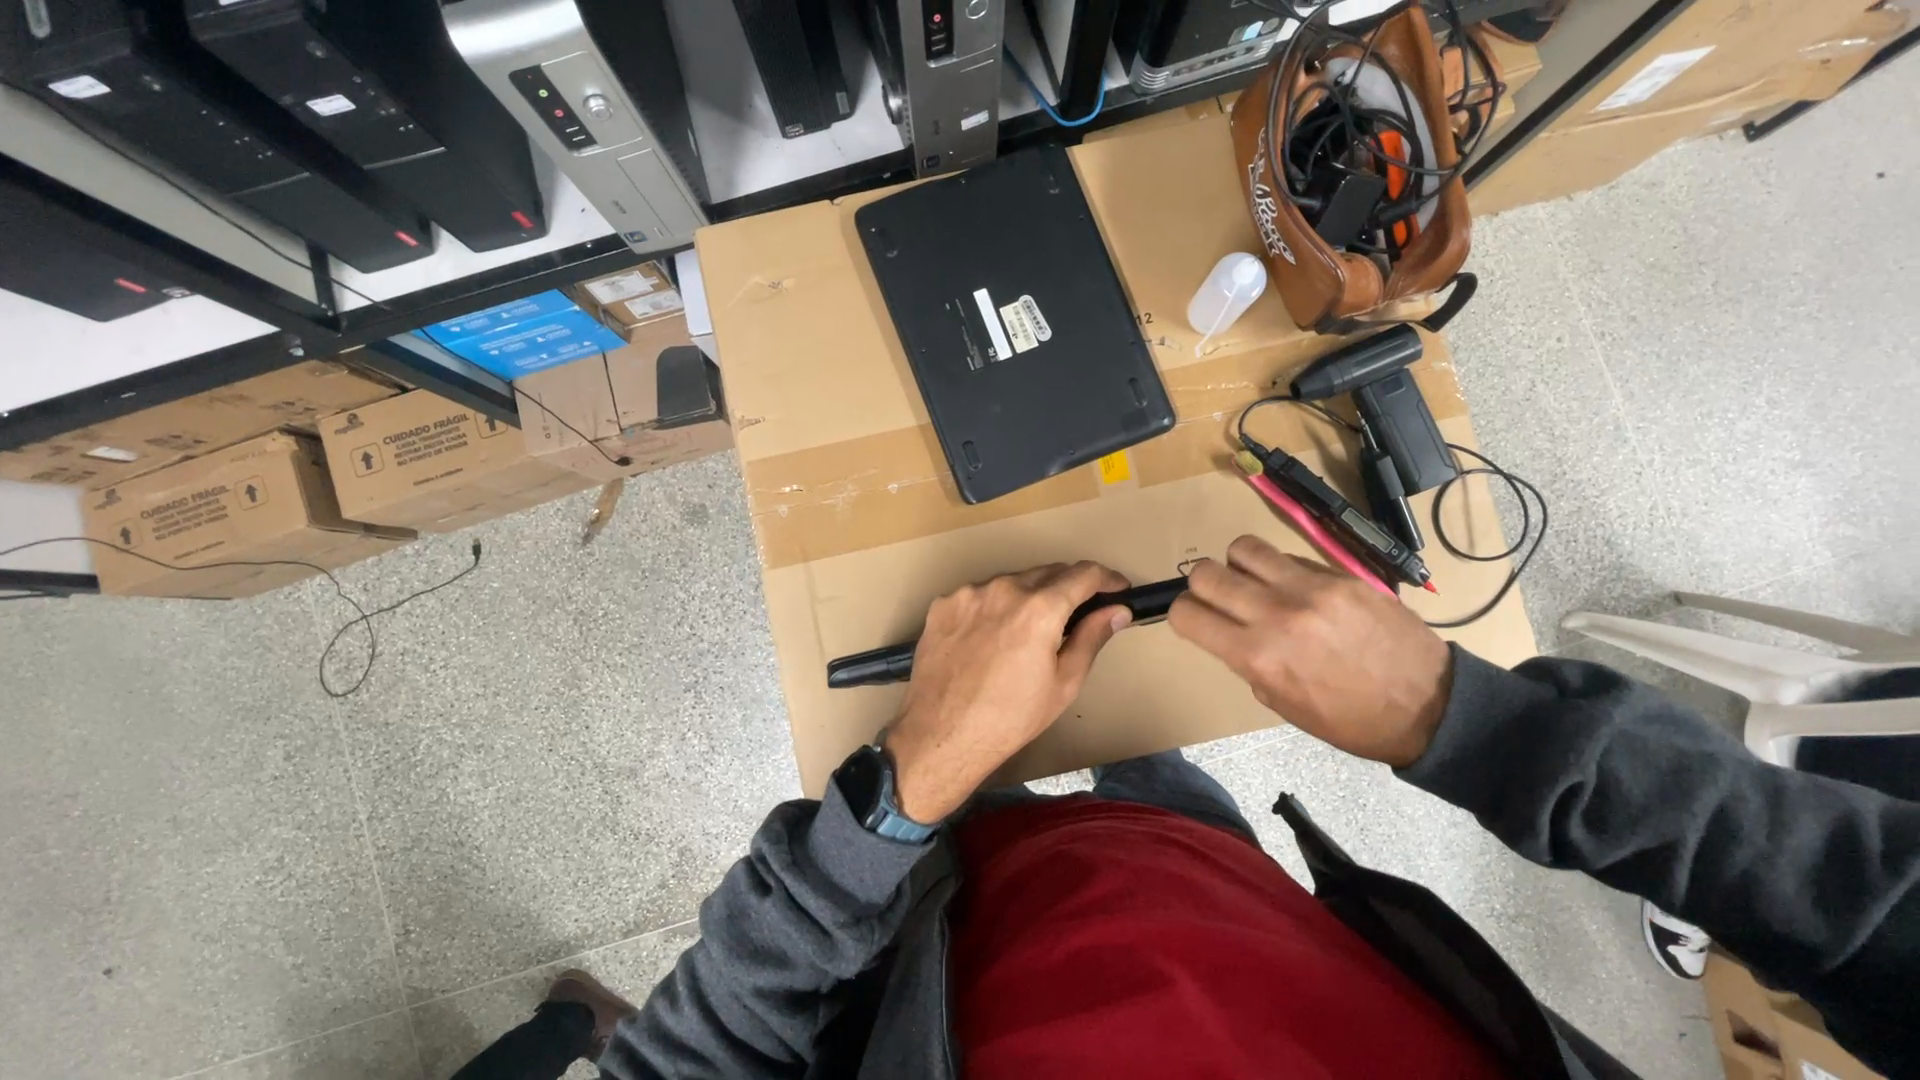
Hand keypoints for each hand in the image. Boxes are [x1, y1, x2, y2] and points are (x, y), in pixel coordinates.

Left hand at [887, 562, 1131, 821]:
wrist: (942, 735)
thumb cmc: (1009, 718)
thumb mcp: (1063, 683)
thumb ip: (1092, 638)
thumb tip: (1117, 611)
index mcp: (1039, 609)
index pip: (1083, 574)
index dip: (1106, 578)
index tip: (1117, 587)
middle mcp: (1002, 590)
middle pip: (1048, 573)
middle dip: (1070, 586)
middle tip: (1081, 610)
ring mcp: (967, 595)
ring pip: (1011, 582)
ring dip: (1030, 595)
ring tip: (1032, 630)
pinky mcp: (942, 606)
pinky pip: (979, 595)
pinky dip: (995, 606)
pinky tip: (995, 636)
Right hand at [1169, 535, 1452, 767]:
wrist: (1428, 706)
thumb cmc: (1350, 721)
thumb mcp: (1282, 705)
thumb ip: (1247, 662)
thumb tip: (1231, 632)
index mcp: (1257, 656)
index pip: (1186, 613)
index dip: (1182, 615)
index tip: (1194, 620)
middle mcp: (1276, 614)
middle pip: (1206, 573)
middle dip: (1202, 587)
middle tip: (1220, 600)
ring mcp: (1311, 588)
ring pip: (1243, 548)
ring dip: (1237, 565)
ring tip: (1255, 583)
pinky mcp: (1340, 574)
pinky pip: (1288, 555)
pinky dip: (1280, 569)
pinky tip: (1297, 590)